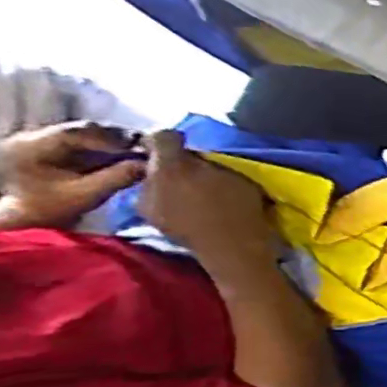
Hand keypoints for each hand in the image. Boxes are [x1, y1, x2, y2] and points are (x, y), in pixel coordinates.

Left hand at [0, 122, 147, 229]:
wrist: (33, 216)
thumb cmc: (54, 208)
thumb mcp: (88, 195)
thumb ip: (118, 178)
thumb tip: (150, 164)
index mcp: (28, 147)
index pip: (73, 132)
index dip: (110, 138)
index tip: (139, 149)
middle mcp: (31, 137)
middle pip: (83, 129)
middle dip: (117, 139)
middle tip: (145, 149)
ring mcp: (42, 139)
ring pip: (89, 132)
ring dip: (117, 141)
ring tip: (140, 153)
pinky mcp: (55, 144)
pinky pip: (88, 138)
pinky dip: (110, 145)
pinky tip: (126, 155)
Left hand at [136, 130, 278, 268]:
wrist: (231, 249)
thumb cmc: (241, 210)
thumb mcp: (237, 178)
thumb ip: (212, 164)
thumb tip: (199, 157)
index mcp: (172, 166)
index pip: (161, 138)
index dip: (174, 139)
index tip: (187, 144)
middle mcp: (149, 179)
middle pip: (155, 161)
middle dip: (171, 164)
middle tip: (194, 172)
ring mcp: (144, 200)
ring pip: (154, 181)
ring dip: (168, 183)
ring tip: (191, 192)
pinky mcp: (148, 217)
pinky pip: (155, 199)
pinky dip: (167, 199)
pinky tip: (186, 208)